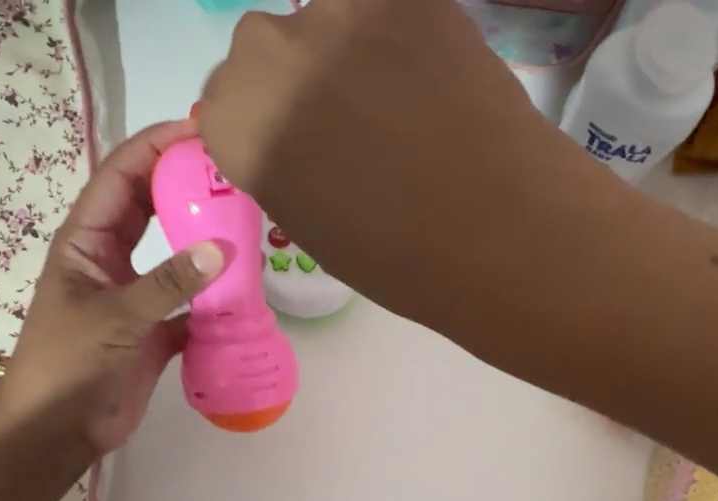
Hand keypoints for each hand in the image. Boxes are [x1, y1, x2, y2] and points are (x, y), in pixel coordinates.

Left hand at [0, 119, 225, 454]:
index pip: (122, 177)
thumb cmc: (70, 363)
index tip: (201, 129)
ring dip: (205, 243)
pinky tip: (245, 293)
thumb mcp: (117, 316)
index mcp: (86, 241)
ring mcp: (135, 296)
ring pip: (175, 256)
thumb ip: (169, 282)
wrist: (60, 427)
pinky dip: (215, 301)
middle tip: (233, 173)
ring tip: (248, 224)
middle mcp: (111, 259)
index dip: (157, 147)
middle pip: (150, 208)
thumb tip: (223, 251)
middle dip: (186, 187)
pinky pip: (191, 306)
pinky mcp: (155, 332)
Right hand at [199, 0, 568, 317]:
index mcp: (235, 124)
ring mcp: (335, 12)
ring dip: (353, 52)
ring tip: (406, 101)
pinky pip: (387, 9)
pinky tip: (437, 78)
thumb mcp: (315, 226)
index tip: (302, 145)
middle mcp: (267, 54)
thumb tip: (298, 135)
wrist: (494, 231)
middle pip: (266, 50)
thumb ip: (285, 164)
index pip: (223, 102)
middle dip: (301, 80)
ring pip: (328, 21)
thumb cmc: (400, 259)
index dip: (267, 123)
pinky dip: (405, 35)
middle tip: (355, 122)